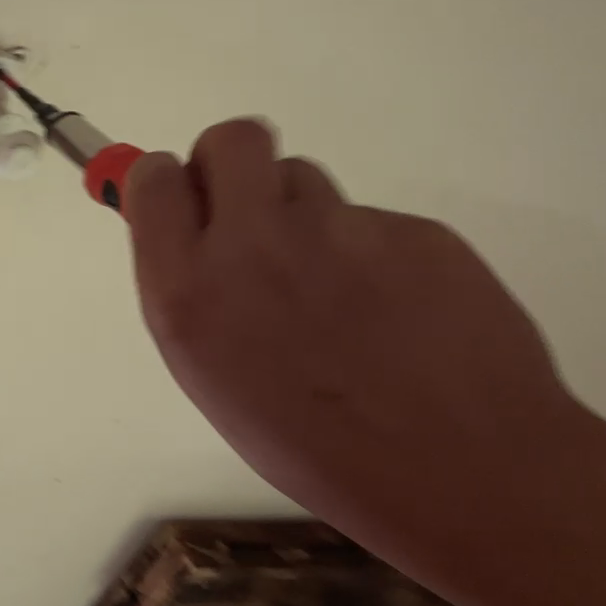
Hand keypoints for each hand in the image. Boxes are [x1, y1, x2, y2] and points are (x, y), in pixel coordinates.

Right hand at [125, 118, 598, 528]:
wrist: (451, 465)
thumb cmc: (298, 437)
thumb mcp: (204, 367)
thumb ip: (187, 288)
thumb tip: (185, 236)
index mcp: (186, 288)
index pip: (154, 178)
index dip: (165, 180)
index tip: (179, 199)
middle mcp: (253, 244)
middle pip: (232, 140)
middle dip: (229, 164)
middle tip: (246, 211)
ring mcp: (341, 231)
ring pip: (303, 181)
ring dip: (298, 215)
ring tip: (325, 283)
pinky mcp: (417, 232)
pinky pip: (370, 221)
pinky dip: (367, 253)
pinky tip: (387, 309)